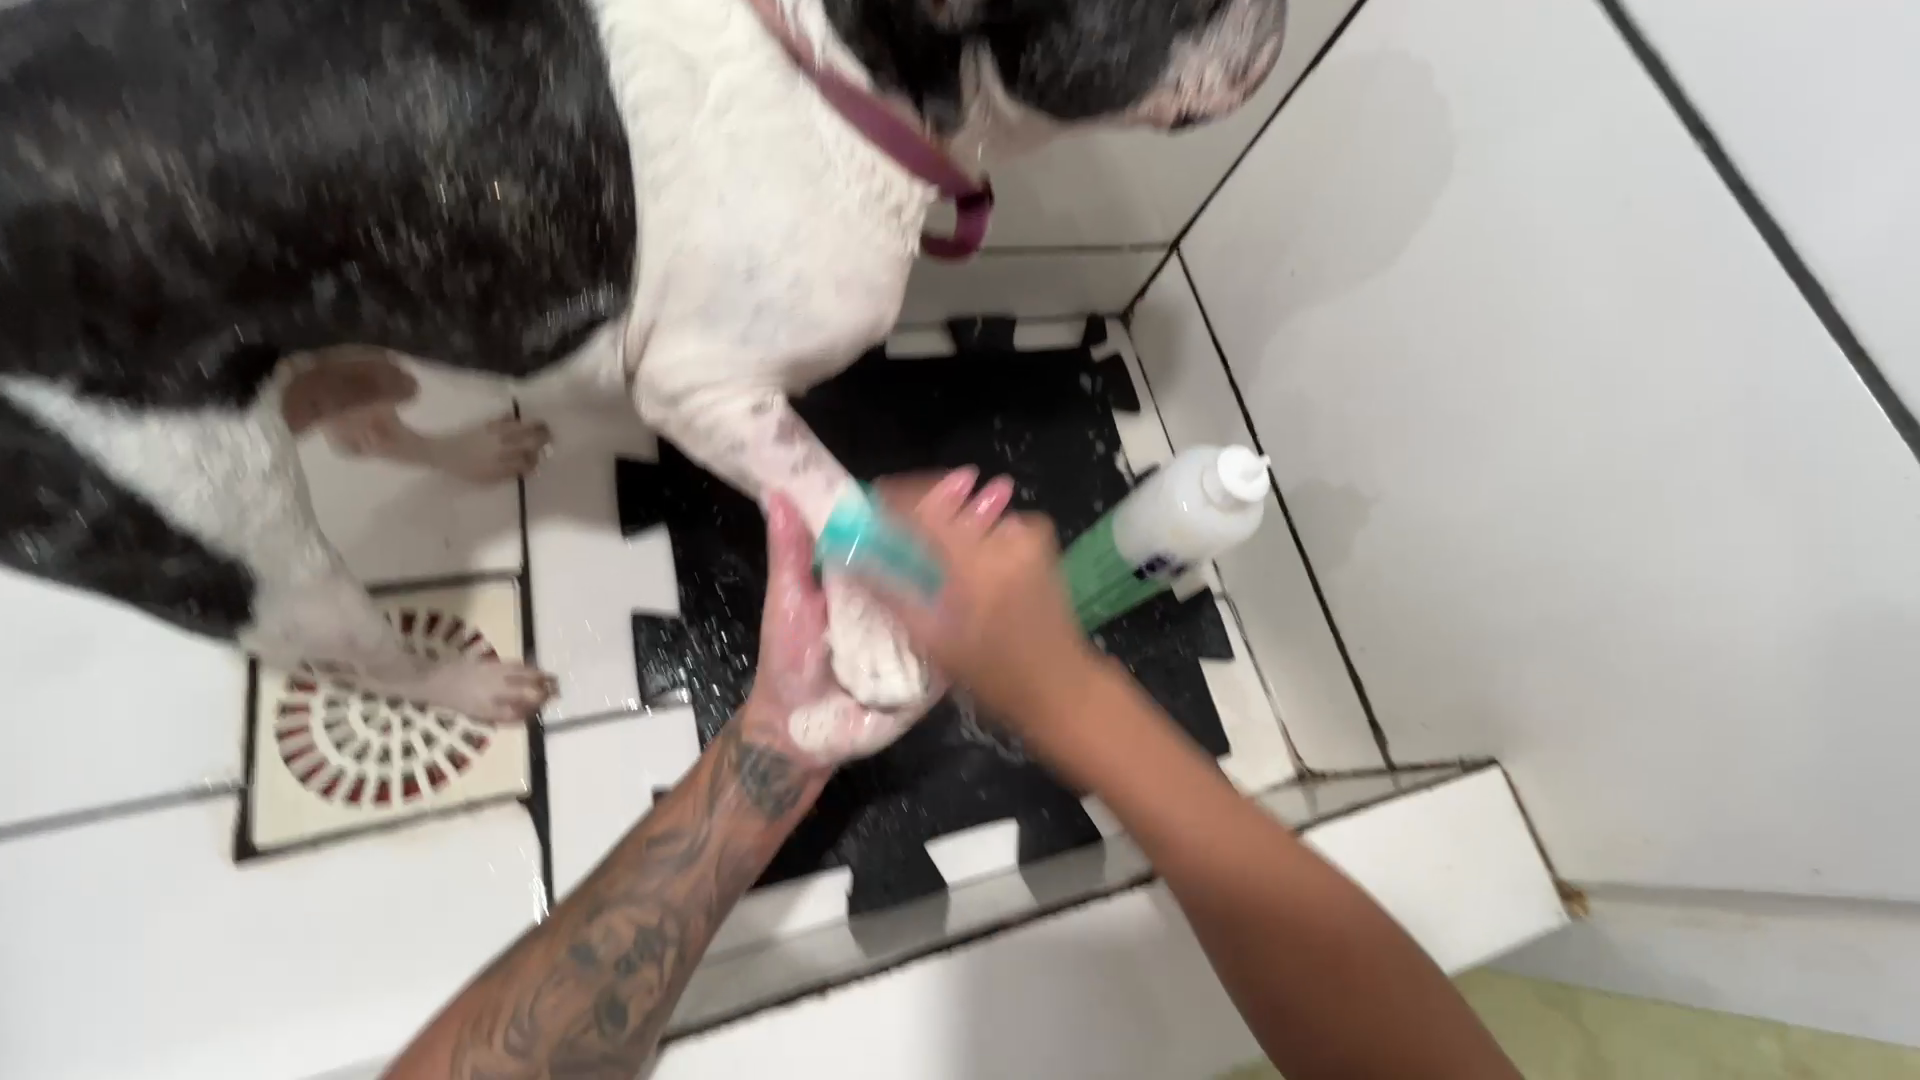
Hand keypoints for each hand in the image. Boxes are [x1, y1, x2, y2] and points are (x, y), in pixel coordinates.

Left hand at [739, 476, 1008, 765]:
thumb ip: (792, 550)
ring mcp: (922, 631)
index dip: (932, 504)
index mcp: (869, 576)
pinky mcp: (934, 666)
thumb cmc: (789, 662)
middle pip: (941, 551)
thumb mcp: (788, 599)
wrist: (799, 732)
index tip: (958, 480)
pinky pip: (961, 636)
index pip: (906, 530)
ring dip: (987, 552)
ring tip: (1012, 521)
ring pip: (958, 586)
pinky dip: (985, 610)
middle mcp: (900, 597)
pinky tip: (1009, 583)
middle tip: (997, 490)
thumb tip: (777, 492)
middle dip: (971, 519)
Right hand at [865, 471, 1106, 742]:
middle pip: (949, 502)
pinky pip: (995, 523)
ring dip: (950, 523)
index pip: (924, 508)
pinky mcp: (1042, 540)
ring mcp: (1028, 535)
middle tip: (894, 526)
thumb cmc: (993, 674)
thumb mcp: (933, 639)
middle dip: (918, 509)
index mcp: (976, 563)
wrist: (1062, 684)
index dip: (892, 499)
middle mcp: (1004, 537)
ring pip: (971, 512)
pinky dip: (978, 535)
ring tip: (935, 551)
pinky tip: (971, 561)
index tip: (869, 502)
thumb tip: (850, 556)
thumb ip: (890, 590)